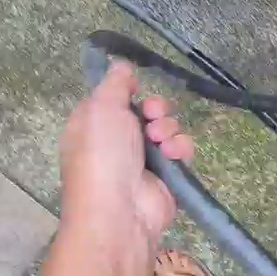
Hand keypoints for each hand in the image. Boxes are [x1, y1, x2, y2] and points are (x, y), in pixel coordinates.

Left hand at [59, 61, 196, 245]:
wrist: (120, 209)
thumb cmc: (102, 154)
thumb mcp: (100, 107)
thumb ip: (114, 83)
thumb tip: (121, 65)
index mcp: (94, 125)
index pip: (117, 99)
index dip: (129, 92)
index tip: (135, 90)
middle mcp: (118, 142)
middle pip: (147, 111)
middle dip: (156, 109)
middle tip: (152, 116)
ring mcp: (144, 160)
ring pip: (168, 128)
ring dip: (169, 129)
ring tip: (161, 142)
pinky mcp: (168, 176)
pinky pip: (182, 150)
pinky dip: (181, 149)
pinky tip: (173, 156)